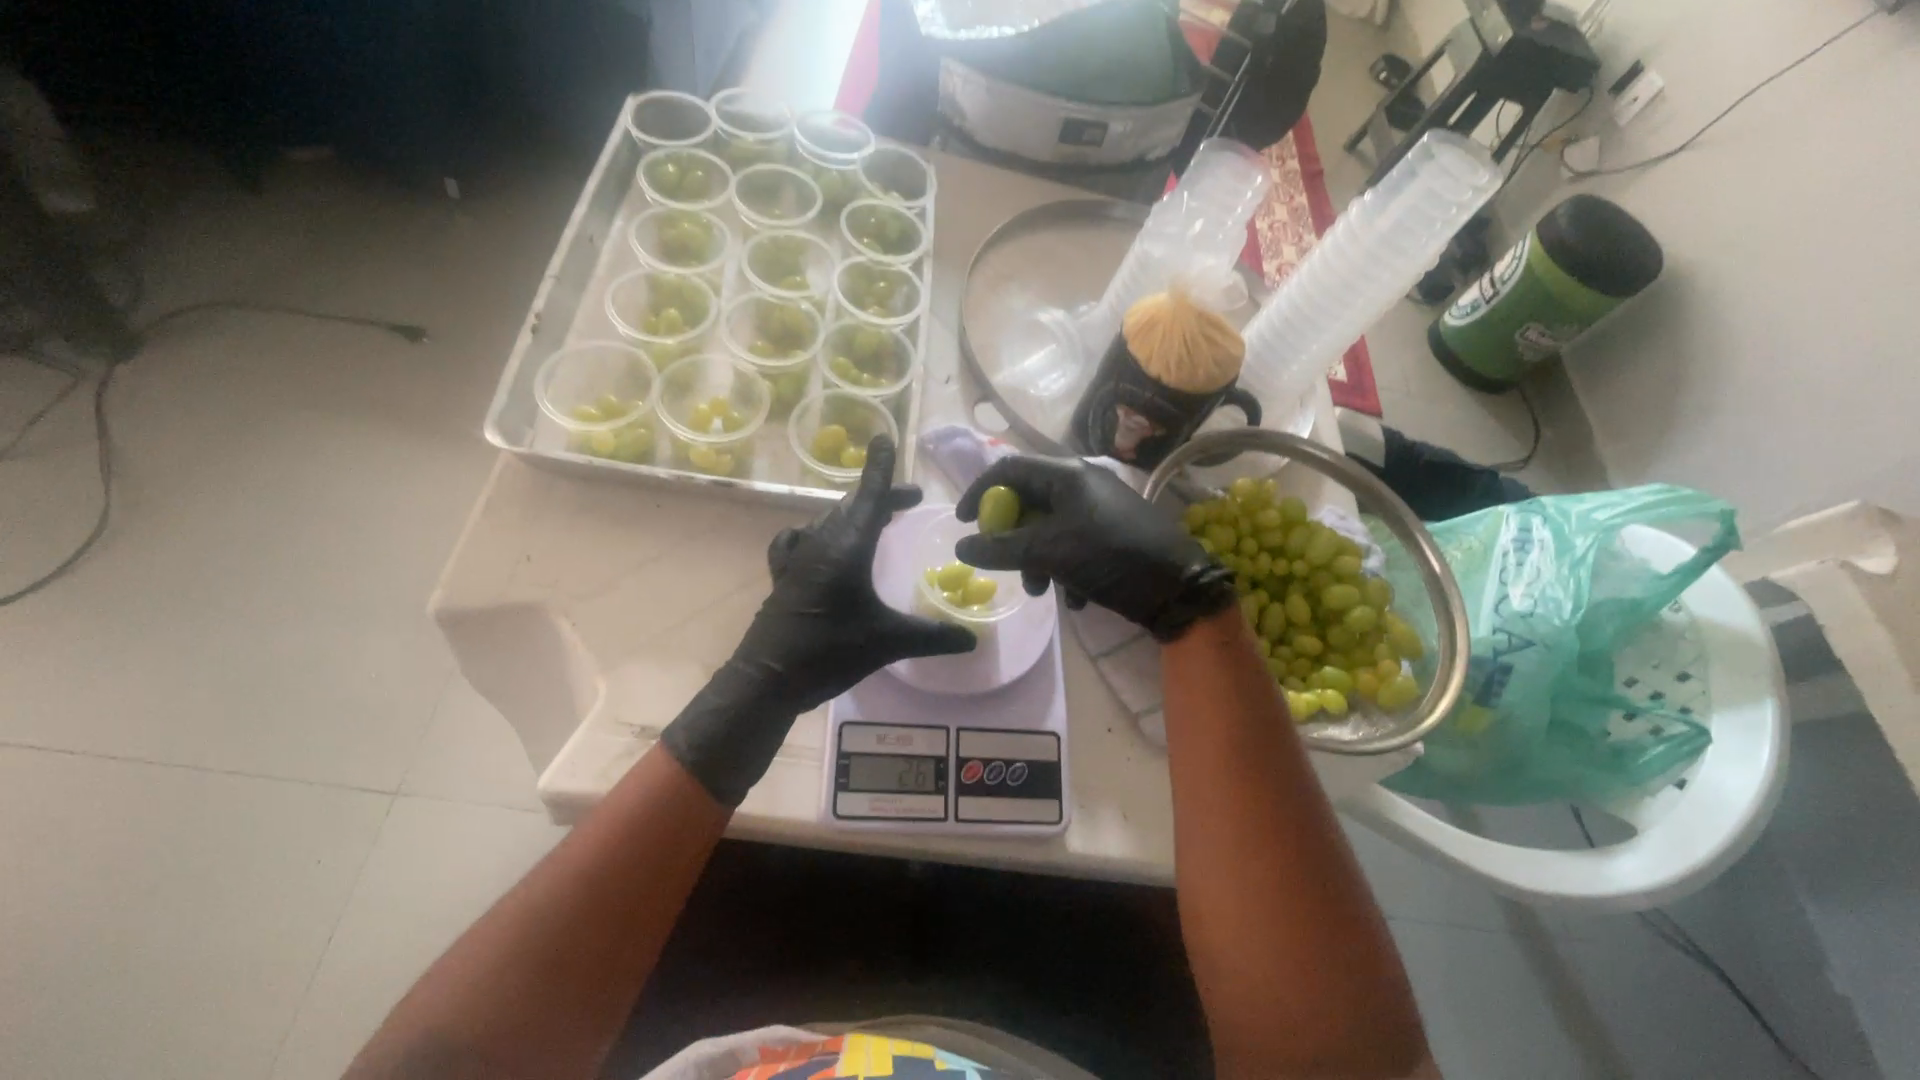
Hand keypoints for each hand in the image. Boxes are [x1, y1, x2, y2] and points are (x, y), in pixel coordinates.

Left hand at [659, 435, 975, 804]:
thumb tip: (971, 639)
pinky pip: (798, 542)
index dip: (880, 469)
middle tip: (911, 500)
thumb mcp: (887, 642)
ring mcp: (797, 561)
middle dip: (882, 496)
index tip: (884, 438)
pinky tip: (817, 546)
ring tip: (874, 520)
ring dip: (853, 514)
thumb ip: (932, 637)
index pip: (869, 498)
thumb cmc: (828, 652)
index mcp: (847, 550)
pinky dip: (815, 535)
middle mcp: (820, 546)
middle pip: (853, 508)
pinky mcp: (783, 579)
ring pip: (827, 522)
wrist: (767, 679)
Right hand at [955, 456, 1234, 642]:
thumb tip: (962, 546)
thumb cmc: (1110, 556)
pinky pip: (1072, 546)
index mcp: (1066, 474)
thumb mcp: (1049, 552)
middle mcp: (1081, 484)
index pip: (1008, 469)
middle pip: (1027, 503)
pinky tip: (1077, 599)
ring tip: (1044, 592)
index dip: (980, 493)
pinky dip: (1065, 570)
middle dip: (1012, 541)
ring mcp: (1098, 510)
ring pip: (1048, 531)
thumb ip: (1001, 549)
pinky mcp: (1111, 535)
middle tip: (1006, 567)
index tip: (964, 524)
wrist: (1177, 586)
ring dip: (1037, 563)